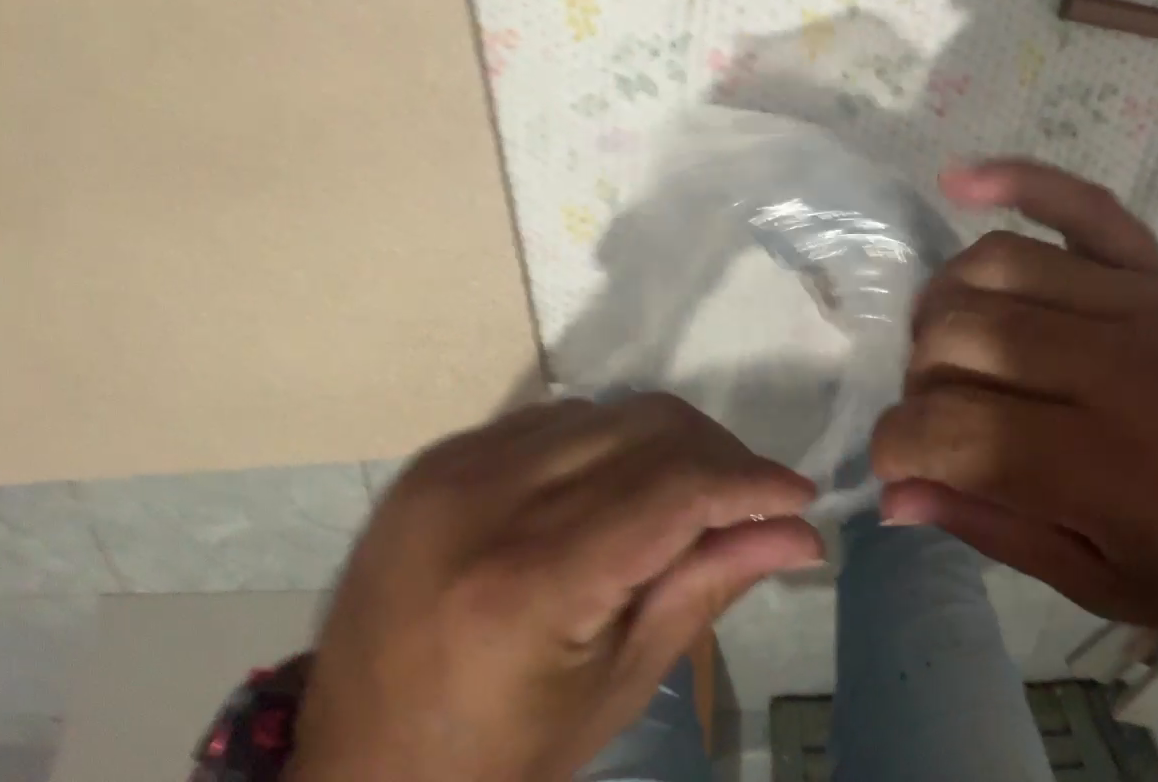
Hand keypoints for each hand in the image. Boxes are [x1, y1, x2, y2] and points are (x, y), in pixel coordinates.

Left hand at [288, 393, 822, 781]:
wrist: (355, 764)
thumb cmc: (500, 756)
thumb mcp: (620, 686)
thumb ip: (710, 586)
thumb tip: (802, 535)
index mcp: (530, 581)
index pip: (675, 488)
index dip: (750, 481)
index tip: (800, 496)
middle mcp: (486, 501)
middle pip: (648, 429)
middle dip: (721, 456)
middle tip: (754, 501)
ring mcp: (453, 468)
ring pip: (609, 411)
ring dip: (669, 445)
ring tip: (690, 499)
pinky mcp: (437, 458)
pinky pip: (558, 419)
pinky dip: (610, 442)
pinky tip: (618, 489)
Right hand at [872, 160, 1157, 644]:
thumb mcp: (1100, 585)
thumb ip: (990, 531)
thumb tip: (890, 492)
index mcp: (1109, 470)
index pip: (952, 429)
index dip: (896, 443)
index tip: (894, 462)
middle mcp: (1125, 370)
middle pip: (962, 334)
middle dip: (919, 376)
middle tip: (936, 412)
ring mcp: (1151, 304)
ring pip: (997, 265)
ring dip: (944, 303)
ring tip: (947, 344)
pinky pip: (1083, 203)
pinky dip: (1016, 179)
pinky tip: (958, 180)